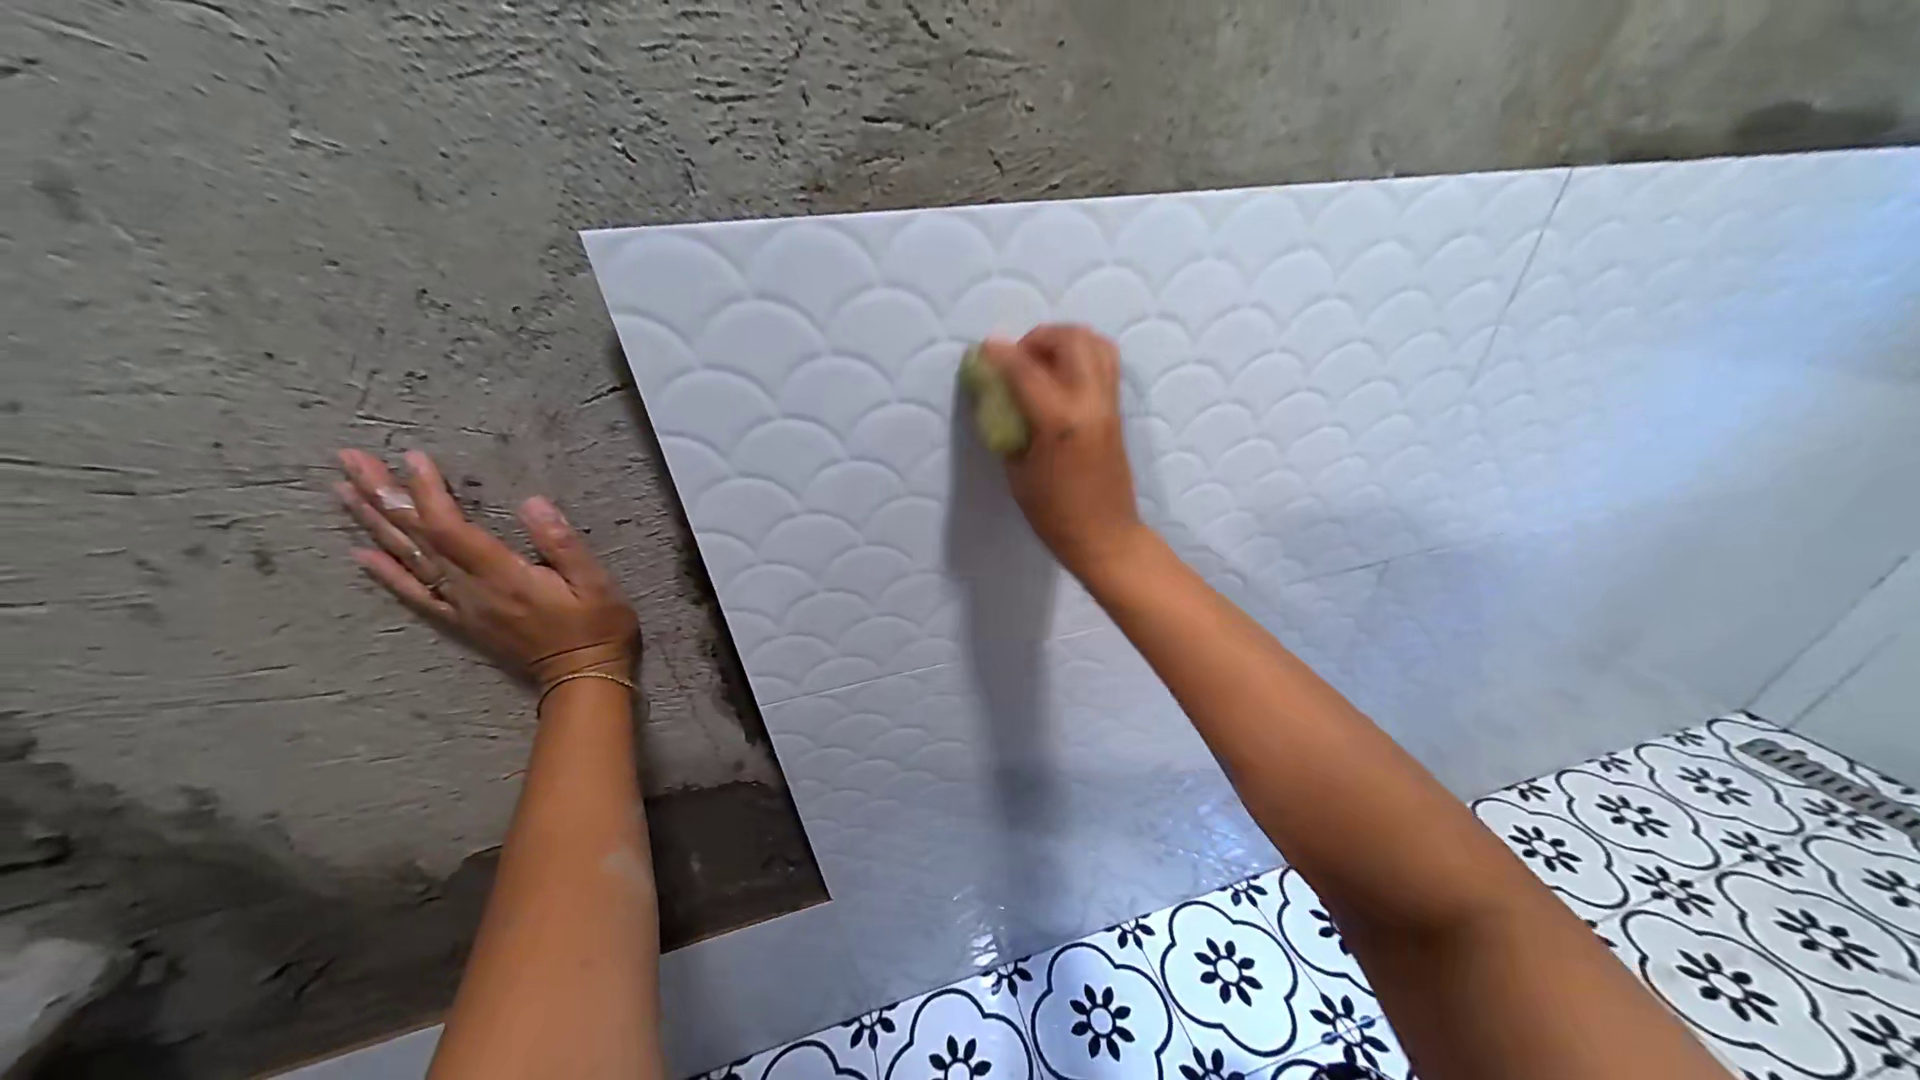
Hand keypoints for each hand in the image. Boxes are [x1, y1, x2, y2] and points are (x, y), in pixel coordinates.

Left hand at [334, 449, 639, 687]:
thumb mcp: (596, 582)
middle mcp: (472, 591)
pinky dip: (387, 574)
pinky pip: (416, 596)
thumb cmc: (599, 626)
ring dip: (376, 525)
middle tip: (351, 460)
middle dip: (384, 497)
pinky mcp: (463, 622)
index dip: (428, 492)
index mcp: (504, 577)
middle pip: (418, 539)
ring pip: (410, 561)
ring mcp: (463, 608)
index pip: (452, 529)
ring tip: (344, 491)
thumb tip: (531, 502)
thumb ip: (562, 543)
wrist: (583, 677)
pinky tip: (362, 554)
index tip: (413, 456)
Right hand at [980, 324, 1148, 578]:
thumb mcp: (1017, 471)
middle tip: (1017, 359)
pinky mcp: (1116, 409)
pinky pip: (1104, 362)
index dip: (1000, 354)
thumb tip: (997, 396)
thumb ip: (1008, 425)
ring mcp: (1108, 403)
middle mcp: (1089, 402)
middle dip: (1038, 338)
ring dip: (1064, 341)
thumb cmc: (1053, 513)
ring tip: (1040, 363)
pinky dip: (1081, 354)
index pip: (1025, 370)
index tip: (983, 349)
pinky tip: (1060, 378)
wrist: (1104, 535)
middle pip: (1070, 340)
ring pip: (1095, 343)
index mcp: (1059, 421)